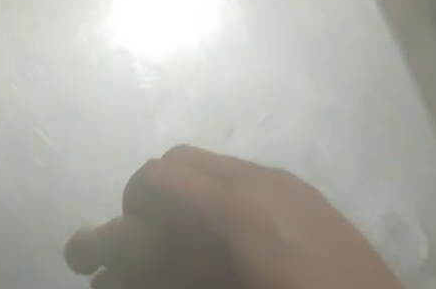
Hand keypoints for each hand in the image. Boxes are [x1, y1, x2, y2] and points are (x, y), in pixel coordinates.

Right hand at [88, 146, 403, 288]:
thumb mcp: (222, 286)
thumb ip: (176, 270)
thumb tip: (124, 260)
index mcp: (236, 207)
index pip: (159, 175)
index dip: (133, 201)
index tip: (129, 238)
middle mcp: (259, 180)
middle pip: (182, 159)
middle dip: (159, 192)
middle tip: (156, 241)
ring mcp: (290, 185)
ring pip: (216, 167)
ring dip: (193, 195)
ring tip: (197, 247)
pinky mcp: (312, 200)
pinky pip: (251, 182)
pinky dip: (226, 201)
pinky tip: (239, 248)